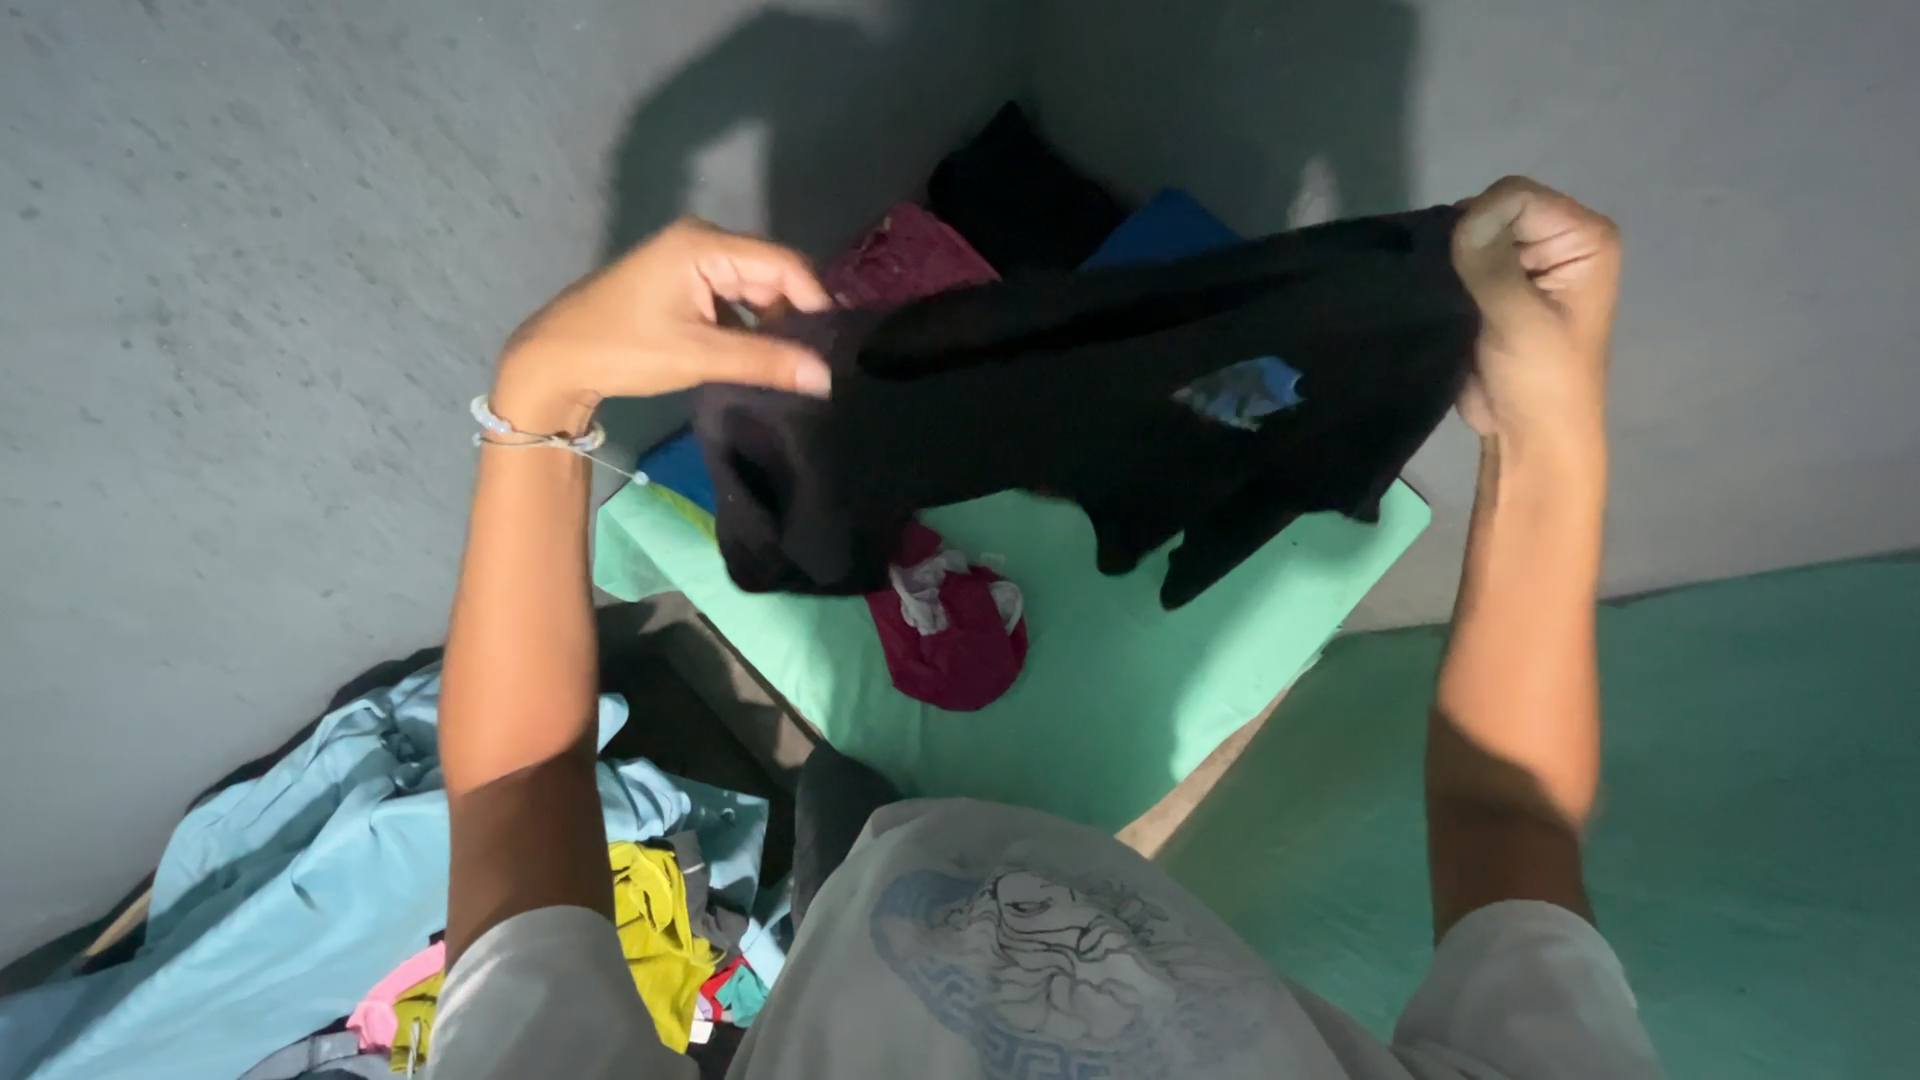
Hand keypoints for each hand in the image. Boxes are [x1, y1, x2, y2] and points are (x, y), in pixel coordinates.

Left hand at [490, 219, 833, 434]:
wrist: (558, 360)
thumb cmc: (625, 349)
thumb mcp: (701, 356)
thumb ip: (767, 362)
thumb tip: (826, 376)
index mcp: (704, 245)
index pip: (783, 264)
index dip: (814, 301)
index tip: (832, 345)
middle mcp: (702, 241)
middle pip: (772, 273)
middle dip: (796, 314)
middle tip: (815, 359)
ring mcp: (692, 261)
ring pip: (756, 288)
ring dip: (774, 323)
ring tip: (792, 362)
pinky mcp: (685, 283)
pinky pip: (736, 298)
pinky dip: (752, 325)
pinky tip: (760, 355)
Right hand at [1451, 177, 1620, 450]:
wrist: (1527, 431)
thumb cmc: (1540, 379)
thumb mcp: (1520, 323)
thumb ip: (1493, 267)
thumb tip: (1464, 215)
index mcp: (1582, 239)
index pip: (1517, 197)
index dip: (1480, 223)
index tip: (1462, 270)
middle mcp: (1554, 241)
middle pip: (1492, 211)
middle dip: (1461, 241)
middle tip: (1449, 288)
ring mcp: (1520, 265)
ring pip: (1468, 237)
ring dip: (1445, 262)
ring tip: (1438, 296)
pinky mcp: (1488, 289)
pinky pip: (1455, 265)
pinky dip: (1438, 277)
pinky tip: (1431, 299)